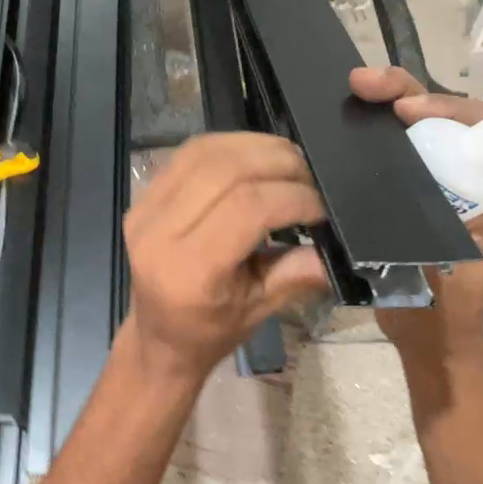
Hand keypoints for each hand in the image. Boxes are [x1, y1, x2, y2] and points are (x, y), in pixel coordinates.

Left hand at [121, 133, 331, 382]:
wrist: (157, 336)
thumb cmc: (210, 330)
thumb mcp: (259, 309)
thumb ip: (296, 272)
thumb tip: (339, 243)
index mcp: (188, 271)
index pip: (247, 209)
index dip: (292, 198)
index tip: (321, 207)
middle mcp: (159, 232)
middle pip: (225, 170)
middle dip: (279, 165)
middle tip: (310, 178)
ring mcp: (145, 208)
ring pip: (206, 152)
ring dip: (256, 148)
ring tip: (290, 163)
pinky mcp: (143, 194)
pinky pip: (190, 154)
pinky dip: (230, 147)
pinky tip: (257, 157)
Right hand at [349, 66, 482, 363]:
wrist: (429, 340)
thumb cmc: (443, 311)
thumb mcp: (443, 273)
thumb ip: (428, 236)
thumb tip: (395, 193)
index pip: (478, 128)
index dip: (444, 108)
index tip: (405, 111)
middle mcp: (465, 179)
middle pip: (443, 116)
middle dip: (406, 91)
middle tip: (362, 83)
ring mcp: (434, 184)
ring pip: (416, 129)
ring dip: (384, 105)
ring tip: (351, 92)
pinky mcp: (407, 193)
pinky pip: (392, 154)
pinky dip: (370, 134)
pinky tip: (343, 125)